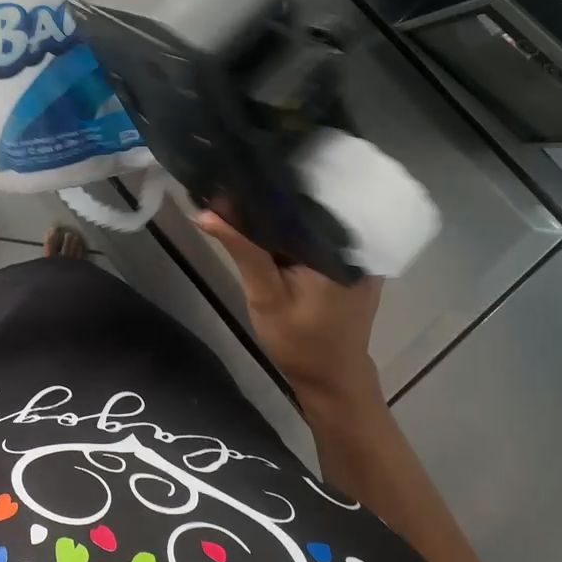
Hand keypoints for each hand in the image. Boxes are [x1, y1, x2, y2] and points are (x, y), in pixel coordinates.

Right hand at [195, 198, 382, 407]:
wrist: (331, 380)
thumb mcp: (266, 295)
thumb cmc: (301, 342)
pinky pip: (315, 235)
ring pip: (309, 221)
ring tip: (243, 200)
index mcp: (342, 247)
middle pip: (306, 209)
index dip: (265, 190)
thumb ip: (242, 249)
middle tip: (231, 190)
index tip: (232, 181)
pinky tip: (266, 228)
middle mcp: (355, 242)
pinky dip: (291, 232)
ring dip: (279, 217)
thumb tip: (205, 212)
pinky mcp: (348, 261)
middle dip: (270, 200)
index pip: (301, 202)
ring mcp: (354, 252)